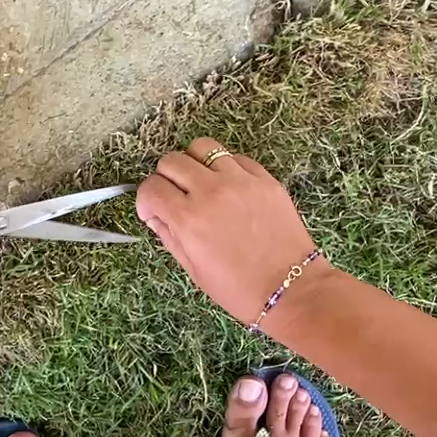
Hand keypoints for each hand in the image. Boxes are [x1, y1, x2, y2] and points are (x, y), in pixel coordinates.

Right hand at [135, 138, 321, 323]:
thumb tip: (156, 215)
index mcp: (189, 219)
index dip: (146, 200)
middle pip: (171, 161)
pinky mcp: (264, 178)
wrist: (290, 288)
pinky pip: (235, 157)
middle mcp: (211, 191)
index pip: (151, 187)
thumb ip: (169, 235)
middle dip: (165, 178)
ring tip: (200, 183)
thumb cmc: (238, 288)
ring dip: (193, 163)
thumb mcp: (193, 269)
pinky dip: (224, 167)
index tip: (153, 211)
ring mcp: (240, 181)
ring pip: (202, 147)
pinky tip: (228, 188)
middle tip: (174, 197)